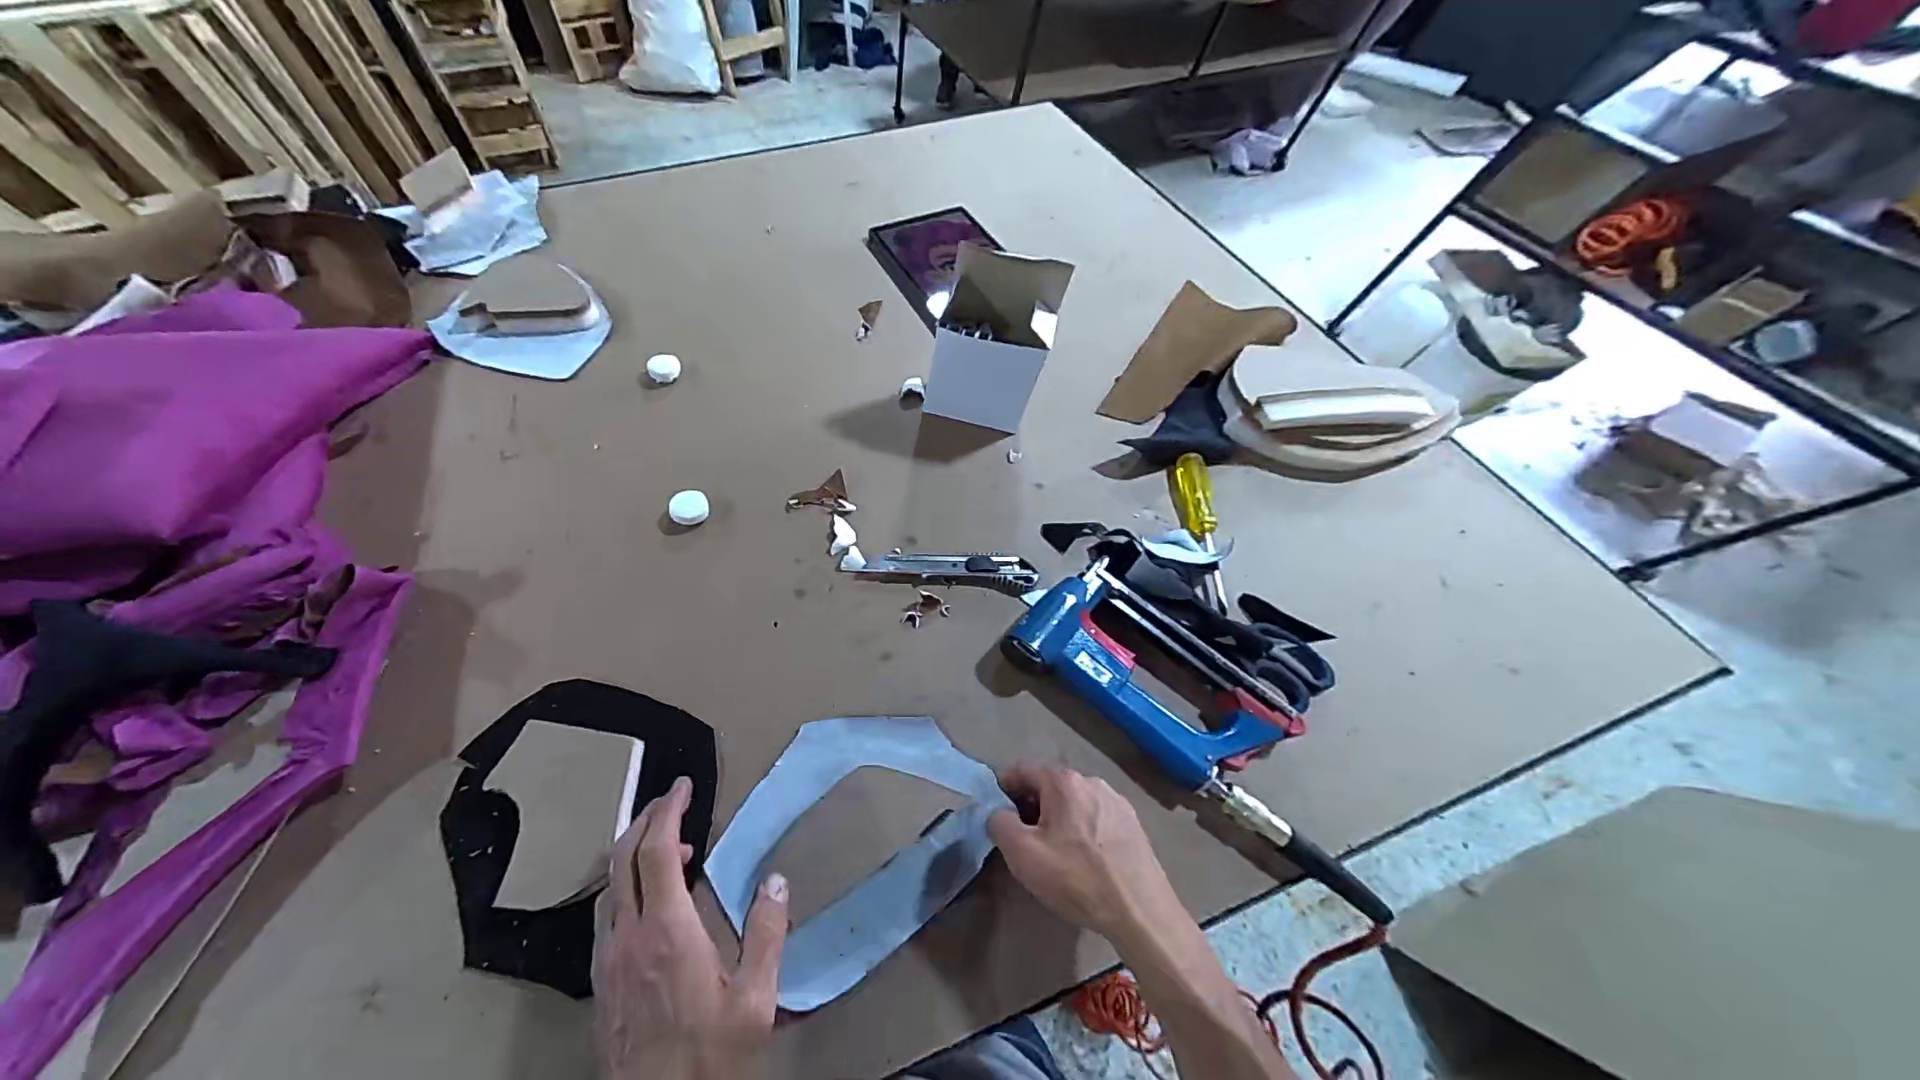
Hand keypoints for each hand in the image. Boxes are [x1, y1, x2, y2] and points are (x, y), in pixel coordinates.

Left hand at [595, 776, 788, 1079]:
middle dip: (646, 820)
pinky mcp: (602, 983)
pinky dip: (626, 885)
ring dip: (635, 853)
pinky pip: (606, 915)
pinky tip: (650, 900)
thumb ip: (766, 934)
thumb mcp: (755, 1000)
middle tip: (673, 802)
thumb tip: (775, 880)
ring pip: (610, 887)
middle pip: (623, 860)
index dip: (668, 811)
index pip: (656, 853)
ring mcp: (608, 962)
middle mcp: (628, 939)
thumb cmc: (711, 1058)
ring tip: (670, 846)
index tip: (684, 787)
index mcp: (668, 933)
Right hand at [986, 764, 1184, 947]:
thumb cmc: (1076, 879)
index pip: (1023, 770)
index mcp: (1064, 782)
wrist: (1140, 911)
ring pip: (1074, 801)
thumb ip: (999, 823)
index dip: (1005, 790)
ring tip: (1055, 852)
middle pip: (1050, 785)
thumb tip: (998, 813)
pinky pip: (1096, 817)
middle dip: (1032, 806)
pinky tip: (1085, 859)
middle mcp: (1092, 781)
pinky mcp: (1133, 823)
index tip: (999, 815)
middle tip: (1024, 839)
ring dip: (1059, 818)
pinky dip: (1083, 829)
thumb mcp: (1023, 854)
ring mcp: (1116, 801)